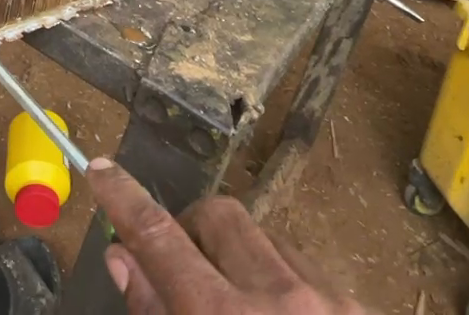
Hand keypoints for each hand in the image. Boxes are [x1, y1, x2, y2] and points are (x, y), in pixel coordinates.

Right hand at [87, 159, 367, 314]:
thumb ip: (156, 314)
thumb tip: (123, 258)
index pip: (159, 237)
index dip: (124, 198)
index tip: (103, 169)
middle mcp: (282, 300)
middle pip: (218, 216)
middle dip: (191, 229)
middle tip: (181, 268)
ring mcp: (333, 304)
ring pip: (268, 239)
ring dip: (240, 257)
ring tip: (239, 308)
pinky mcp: (365, 313)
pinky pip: (311, 270)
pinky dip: (285, 283)